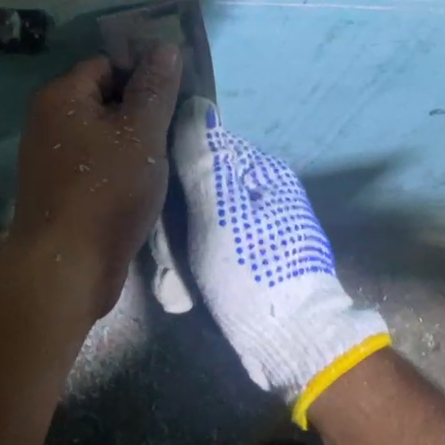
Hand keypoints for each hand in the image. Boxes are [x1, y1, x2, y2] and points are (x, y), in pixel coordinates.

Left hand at [6, 46, 183, 321]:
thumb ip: (155, 88)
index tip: (174, 100)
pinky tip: (140, 186)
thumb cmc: (105, 192)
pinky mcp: (57, 189)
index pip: (108, 64)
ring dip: (131, 144)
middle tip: (172, 131)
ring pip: (101, 134)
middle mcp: (47, 120)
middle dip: (139, 112)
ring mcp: (49, 157)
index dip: (142, 76)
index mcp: (61, 96)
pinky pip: (94, 163)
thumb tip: (165, 46)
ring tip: (161, 160)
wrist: (65, 268)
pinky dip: (116, 168)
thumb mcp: (140, 133)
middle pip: (103, 98)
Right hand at [171, 99, 388, 425]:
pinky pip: (215, 250)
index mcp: (261, 169)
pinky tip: (187, 294)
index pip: (200, 149)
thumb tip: (194, 101)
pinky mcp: (260, 258)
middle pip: (198, 190)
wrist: (292, 343)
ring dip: (180, 253)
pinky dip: (197, 269)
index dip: (170, 173)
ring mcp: (264, 226)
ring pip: (200, 224)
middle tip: (167, 261)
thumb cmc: (250, 268)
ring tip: (176, 285)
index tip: (153, 202)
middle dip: (173, 225)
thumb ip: (201, 155)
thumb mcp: (216, 208)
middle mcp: (265, 191)